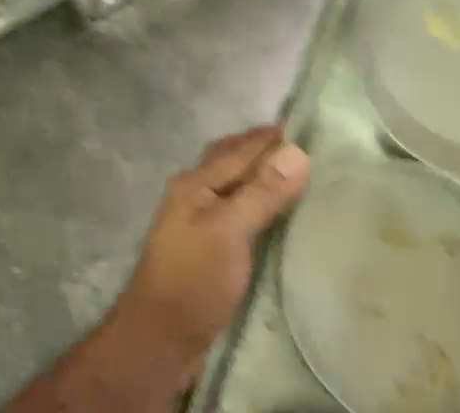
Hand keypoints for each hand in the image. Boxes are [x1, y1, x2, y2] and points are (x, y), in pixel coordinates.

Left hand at [107, 126, 310, 375]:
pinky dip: (253, 202)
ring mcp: (194, 222)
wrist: (160, 335)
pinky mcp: (203, 249)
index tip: (299, 123)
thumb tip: (296, 151)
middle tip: (295, 143)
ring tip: (288, 173)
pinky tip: (269, 214)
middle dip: (256, 149)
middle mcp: (191, 195)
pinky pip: (233, 211)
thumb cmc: (194, 278)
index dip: (266, 138)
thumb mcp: (230, 231)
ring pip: (229, 186)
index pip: (237, 150)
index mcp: (194, 183)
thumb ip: (261, 192)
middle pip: (227, 162)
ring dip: (254, 175)